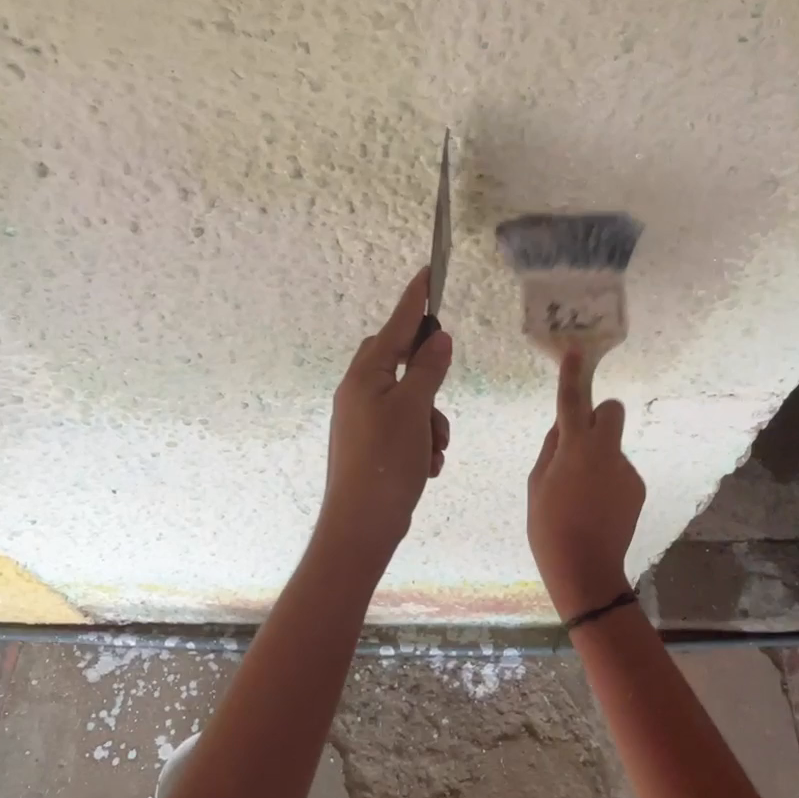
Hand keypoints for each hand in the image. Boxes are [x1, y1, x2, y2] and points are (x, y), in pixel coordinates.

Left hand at [322, 267, 452, 552]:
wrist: (361, 525)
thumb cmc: (386, 461)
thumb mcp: (414, 410)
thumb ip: (428, 369)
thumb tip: (438, 337)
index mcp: (365, 376)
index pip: (395, 327)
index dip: (415, 300)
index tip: (428, 272)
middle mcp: (359, 392)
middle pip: (402, 364)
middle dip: (430, 382)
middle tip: (438, 400)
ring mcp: (364, 419)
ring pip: (410, 400)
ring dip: (430, 420)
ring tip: (434, 449)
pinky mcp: (372, 445)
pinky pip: (405, 427)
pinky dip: (422, 440)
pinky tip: (427, 464)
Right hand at [527, 351, 645, 619]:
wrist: (585, 568)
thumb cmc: (549, 526)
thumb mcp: (537, 484)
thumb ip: (551, 449)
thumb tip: (563, 428)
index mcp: (576, 446)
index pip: (573, 400)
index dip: (572, 374)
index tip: (575, 351)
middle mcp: (607, 450)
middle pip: (612, 411)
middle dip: (599, 415)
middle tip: (579, 441)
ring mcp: (626, 469)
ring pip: (612, 446)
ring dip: (598, 456)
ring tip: (582, 494)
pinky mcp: (637, 487)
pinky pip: (618, 470)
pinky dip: (608, 480)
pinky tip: (597, 507)